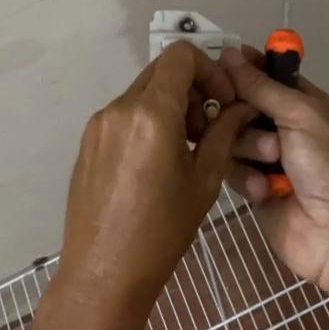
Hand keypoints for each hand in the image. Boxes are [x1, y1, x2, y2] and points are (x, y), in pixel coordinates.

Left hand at [57, 41, 259, 309]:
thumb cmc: (162, 232)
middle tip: (208, 127)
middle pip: (161, 71)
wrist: (104, 274)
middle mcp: (119, 108)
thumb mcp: (204, 180)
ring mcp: (99, 123)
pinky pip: (125, 114)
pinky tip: (157, 162)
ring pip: (143, 92)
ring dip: (169, 105)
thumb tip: (240, 106)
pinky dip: (147, 121)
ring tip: (185, 148)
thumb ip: (223, 133)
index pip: (180, 55)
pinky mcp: (88, 141)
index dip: (209, 69)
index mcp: (151, 113)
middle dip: (192, 88)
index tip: (223, 101)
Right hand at [219, 45, 328, 296]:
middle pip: (242, 105)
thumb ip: (262, 86)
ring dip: (249, 149)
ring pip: (233, 138)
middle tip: (243, 118)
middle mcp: (286, 128)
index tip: (220, 67)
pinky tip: (262, 190)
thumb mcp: (301, 116)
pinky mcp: (256, 189)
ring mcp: (270, 159)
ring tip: (270, 163)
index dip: (244, 70)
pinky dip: (246, 178)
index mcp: (306, 104)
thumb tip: (230, 52)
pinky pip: (232, 170)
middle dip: (241, 114)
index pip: (268, 75)